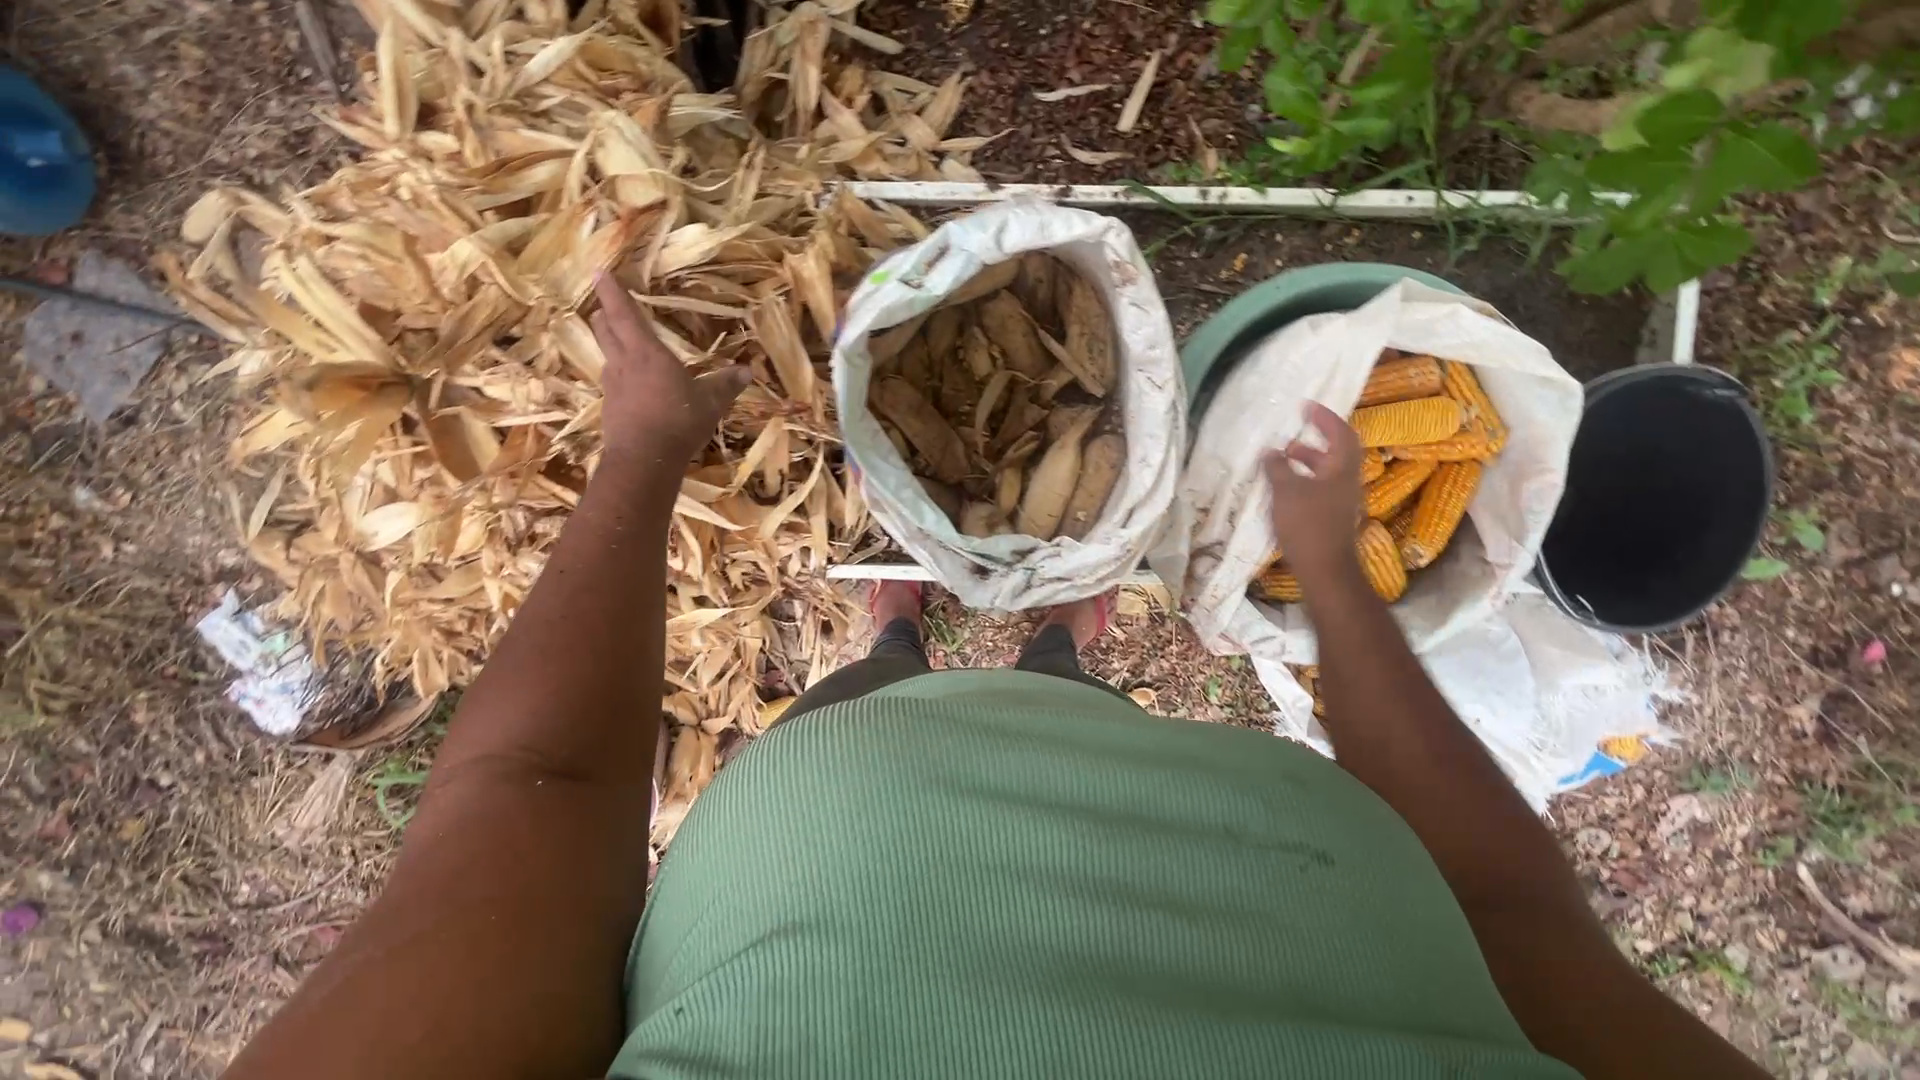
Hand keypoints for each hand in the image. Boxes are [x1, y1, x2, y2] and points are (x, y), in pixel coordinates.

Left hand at [590, 273, 751, 463]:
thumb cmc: (679, 421)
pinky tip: (630, 386)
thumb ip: (726, 385)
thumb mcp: (711, 403)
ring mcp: (613, 387)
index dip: (611, 291)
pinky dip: (620, 376)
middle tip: (604, 304)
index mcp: (646, 352)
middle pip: (605, 329)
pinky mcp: (610, 409)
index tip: (599, 271)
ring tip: (617, 341)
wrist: (644, 460)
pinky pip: (613, 383)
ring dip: (609, 343)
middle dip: (604, 313)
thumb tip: (747, 371)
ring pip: (606, 355)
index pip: (624, 312)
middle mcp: (623, 363)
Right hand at [1263, 402, 1362, 582]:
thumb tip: (1271, 451)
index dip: (1325, 418)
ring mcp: (1340, 502)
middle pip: (1336, 453)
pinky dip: (1303, 482)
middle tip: (1291, 437)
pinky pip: (1319, 490)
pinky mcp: (1331, 519)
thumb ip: (1277, 467)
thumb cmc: (1307, 524)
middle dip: (1313, 442)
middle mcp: (1346, 482)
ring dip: (1306, 463)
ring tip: (1280, 462)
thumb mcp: (1286, 491)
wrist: (1324, 569)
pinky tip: (1283, 490)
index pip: (1340, 433)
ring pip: (1326, 473)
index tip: (1306, 407)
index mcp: (1342, 469)